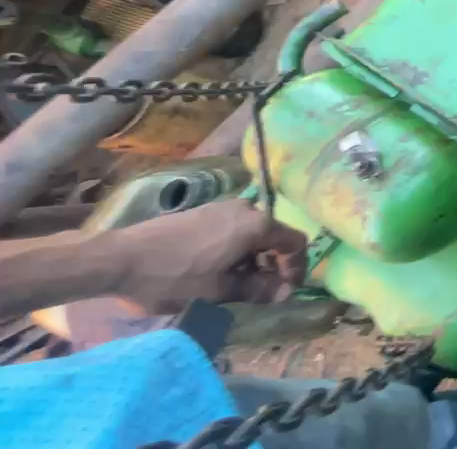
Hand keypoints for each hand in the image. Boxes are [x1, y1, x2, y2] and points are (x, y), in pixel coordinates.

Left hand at [110, 199, 307, 313]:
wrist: (117, 258)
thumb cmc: (172, 275)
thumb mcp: (216, 289)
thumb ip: (255, 289)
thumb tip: (285, 293)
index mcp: (259, 225)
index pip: (295, 243)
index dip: (294, 267)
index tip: (283, 289)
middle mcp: (249, 209)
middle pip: (273, 236)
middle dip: (270, 263)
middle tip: (256, 288)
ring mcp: (225, 207)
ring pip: (251, 232)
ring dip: (250, 256)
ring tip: (231, 279)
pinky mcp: (204, 211)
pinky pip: (232, 228)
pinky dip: (232, 247)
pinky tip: (211, 265)